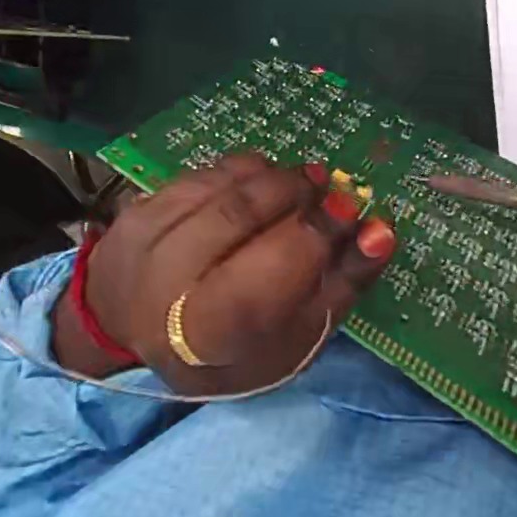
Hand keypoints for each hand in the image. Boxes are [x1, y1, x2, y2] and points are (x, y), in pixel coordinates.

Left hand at [55, 154, 396, 394]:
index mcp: (207, 332)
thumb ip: (340, 285)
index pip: (271, 268)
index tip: (351, 208)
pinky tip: (257, 179)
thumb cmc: (226, 346)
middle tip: (324, 186)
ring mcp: (144, 239)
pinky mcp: (136, 209)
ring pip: (221, 185)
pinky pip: (199, 173)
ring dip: (269, 174)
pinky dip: (238, 170)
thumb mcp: (291, 339)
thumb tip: (381, 230)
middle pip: (242, 213)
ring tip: (297, 181)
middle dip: (295, 191)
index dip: (318, 231)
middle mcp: (164, 281)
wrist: (135, 327)